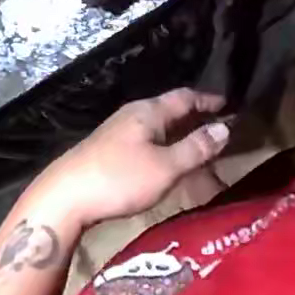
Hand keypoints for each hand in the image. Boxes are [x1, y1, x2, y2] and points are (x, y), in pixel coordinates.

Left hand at [26, 89, 230, 232]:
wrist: (65, 197)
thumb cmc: (119, 178)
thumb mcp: (165, 166)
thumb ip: (196, 148)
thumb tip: (225, 128)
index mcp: (149, 111)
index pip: (185, 97)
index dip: (208, 101)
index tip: (229, 105)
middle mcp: (134, 115)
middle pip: (172, 112)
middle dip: (196, 121)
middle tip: (220, 132)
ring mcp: (119, 132)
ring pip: (160, 130)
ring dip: (181, 139)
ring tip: (200, 154)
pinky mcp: (109, 151)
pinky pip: (148, 143)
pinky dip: (166, 150)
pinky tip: (168, 166)